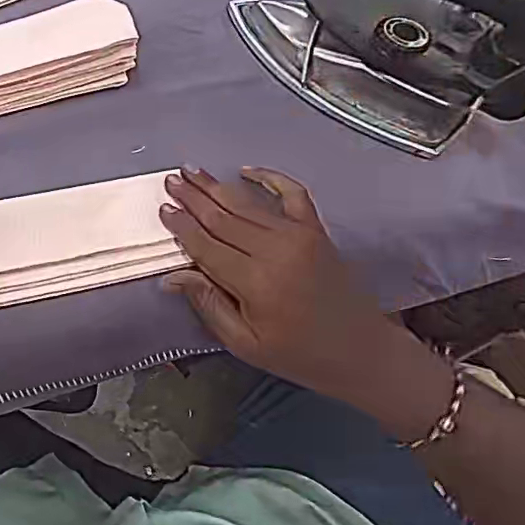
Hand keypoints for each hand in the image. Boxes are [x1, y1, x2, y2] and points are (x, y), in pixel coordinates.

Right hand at [159, 167, 453, 436]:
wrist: (361, 351)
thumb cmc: (299, 355)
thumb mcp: (245, 343)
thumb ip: (209, 305)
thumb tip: (172, 277)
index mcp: (255, 282)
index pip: (206, 245)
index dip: (182, 226)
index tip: (163, 209)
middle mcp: (275, 250)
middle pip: (223, 217)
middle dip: (193, 198)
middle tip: (170, 180)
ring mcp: (299, 236)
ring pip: (248, 205)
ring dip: (217, 186)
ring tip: (192, 171)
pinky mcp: (317, 231)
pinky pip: (292, 194)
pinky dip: (270, 178)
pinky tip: (247, 170)